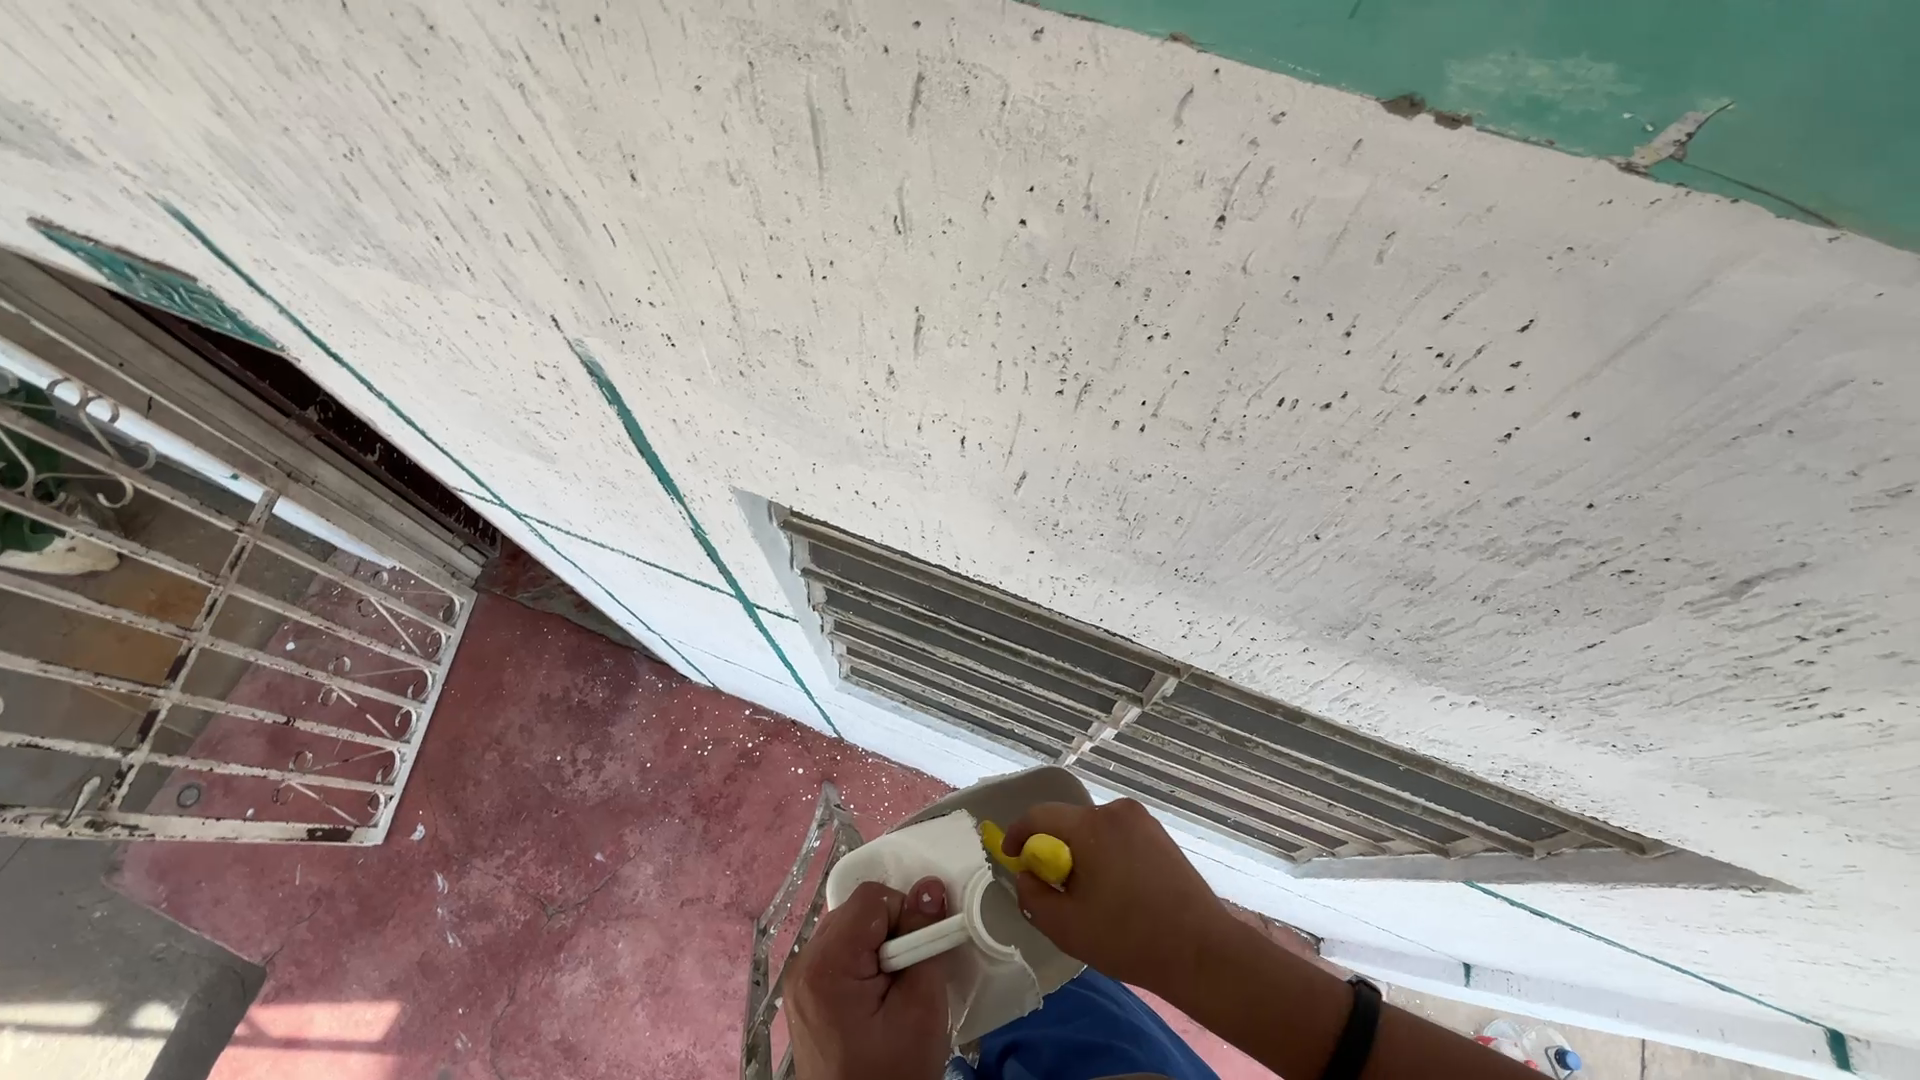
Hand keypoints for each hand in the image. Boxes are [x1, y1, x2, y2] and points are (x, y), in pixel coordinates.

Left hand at [788, 877, 953, 1079]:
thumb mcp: (921, 1008)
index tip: (922, 951)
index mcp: (826, 964)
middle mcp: (804, 963)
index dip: (906, 914)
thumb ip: (925, 940)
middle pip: (857, 911)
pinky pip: (841, 954)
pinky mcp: (808, 996)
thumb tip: (930, 888)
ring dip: (881, 946)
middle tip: (912, 971)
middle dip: (893, 930)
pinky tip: (880, 998)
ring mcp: (802, 981)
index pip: (871, 898)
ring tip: (897, 989)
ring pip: (850, 930)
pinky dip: (866, 963)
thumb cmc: (892, 1074)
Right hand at [1001, 799, 1231, 994]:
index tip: (1011, 858)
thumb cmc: (1129, 938)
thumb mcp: (1066, 927)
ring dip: (1082, 853)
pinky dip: (1107, 855)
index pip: (1039, 816)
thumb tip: (1026, 874)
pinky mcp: (1160, 834)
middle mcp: (1116, 811)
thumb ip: (1032, 896)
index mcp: (1091, 827)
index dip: (1017, 835)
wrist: (1202, 952)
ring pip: (1094, 830)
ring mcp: (1143, 820)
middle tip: (1054, 887)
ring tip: (1090, 895)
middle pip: (1068, 822)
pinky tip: (1117, 891)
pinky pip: (1118, 836)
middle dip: (1053, 850)